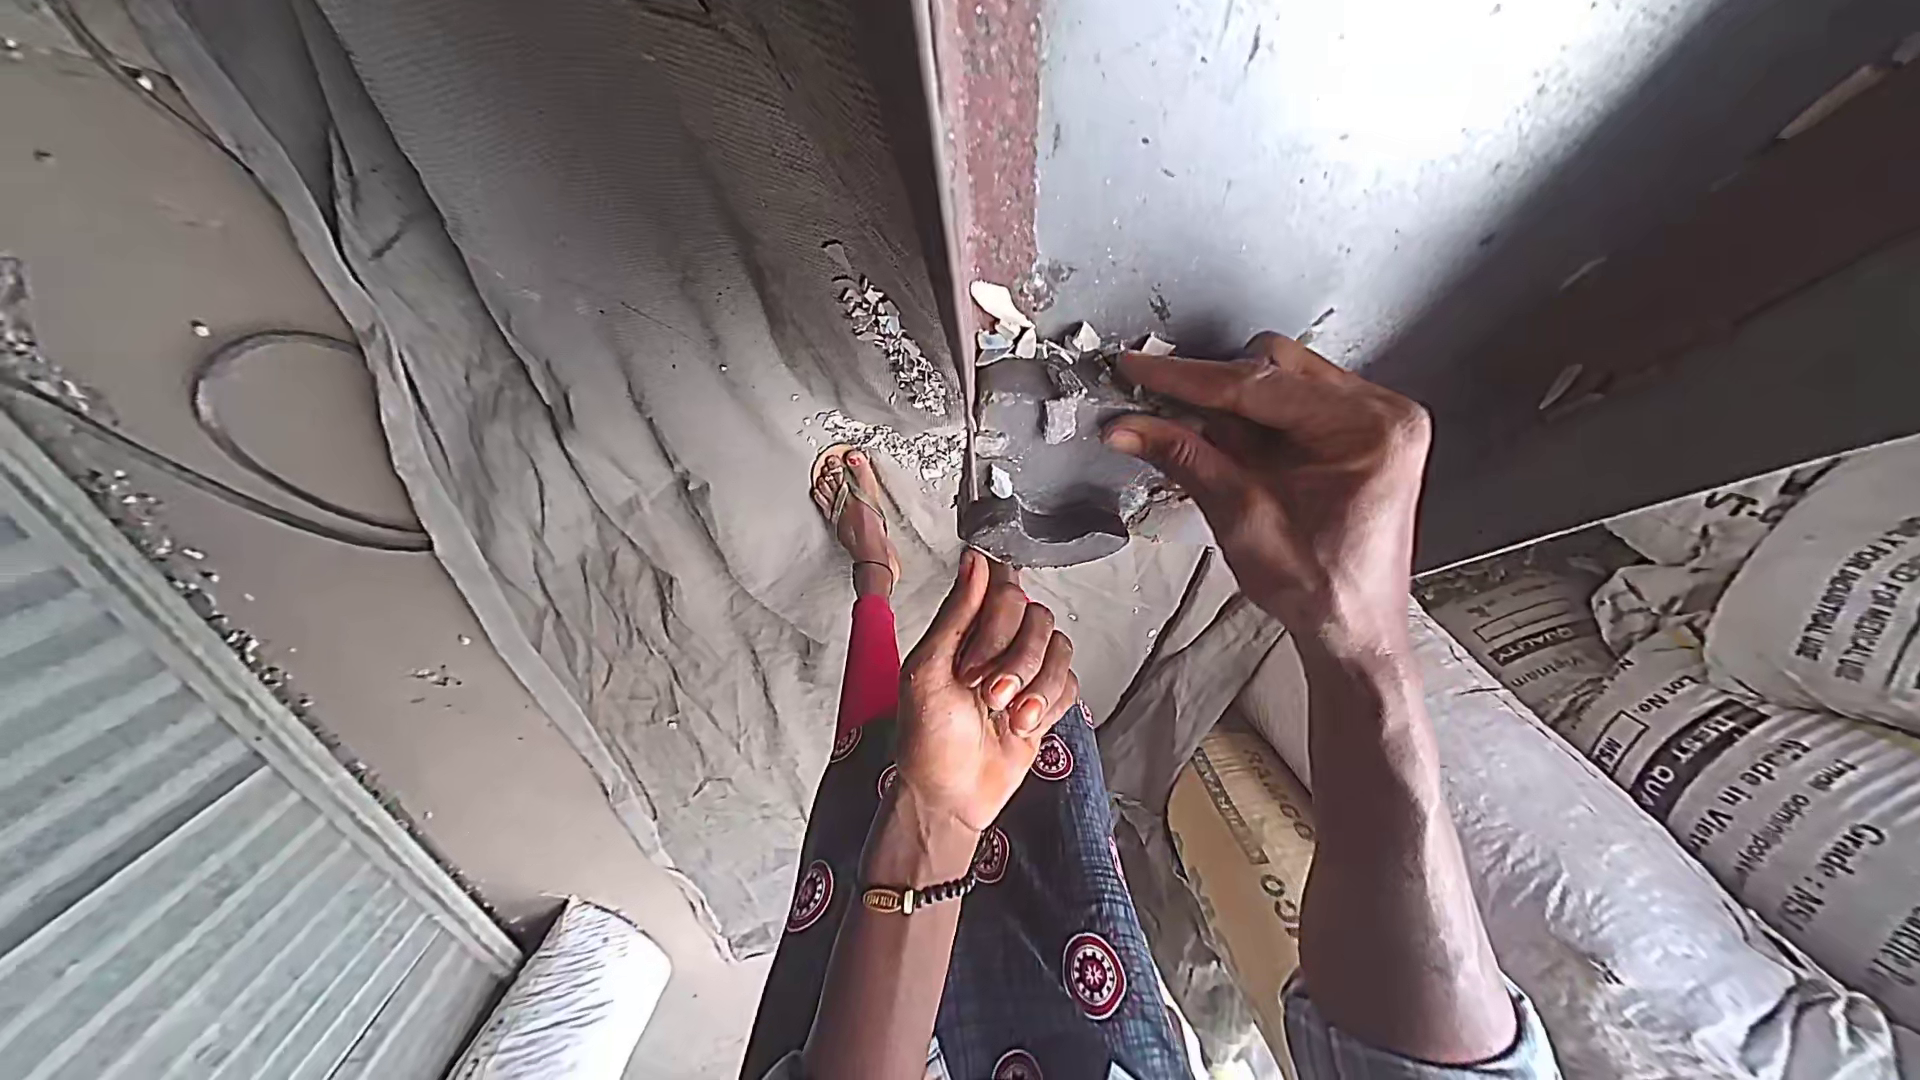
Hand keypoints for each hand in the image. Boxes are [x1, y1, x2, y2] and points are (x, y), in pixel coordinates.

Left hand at [894, 550, 1078, 833]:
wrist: (950, 796)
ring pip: (1059, 647)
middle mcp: (999, 642)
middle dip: (1015, 657)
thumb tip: (974, 562)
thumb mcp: (928, 669)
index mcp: (965, 627)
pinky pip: (1070, 682)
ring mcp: (1026, 670)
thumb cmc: (927, 736)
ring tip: (1005, 713)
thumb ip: (956, 613)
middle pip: (1036, 616)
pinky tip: (1023, 724)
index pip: (1002, 585)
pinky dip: (1049, 705)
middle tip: (988, 689)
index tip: (991, 629)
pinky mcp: (1047, 699)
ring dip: (1034, 686)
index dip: (1002, 605)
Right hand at [1104, 332, 1430, 653]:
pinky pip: (1290, 400)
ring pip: (1278, 376)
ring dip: (1227, 404)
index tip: (1139, 369)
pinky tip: (1229, 449)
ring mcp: (1370, 419)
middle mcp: (1378, 412)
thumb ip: (1186, 459)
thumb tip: (1132, 426)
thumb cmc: (1318, 588)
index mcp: (1365, 430)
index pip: (1255, 384)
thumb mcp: (1240, 518)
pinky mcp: (1353, 431)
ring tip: (1197, 441)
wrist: (1351, 624)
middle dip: (1208, 388)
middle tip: (1158, 412)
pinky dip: (1248, 418)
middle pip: (1271, 365)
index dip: (1184, 376)